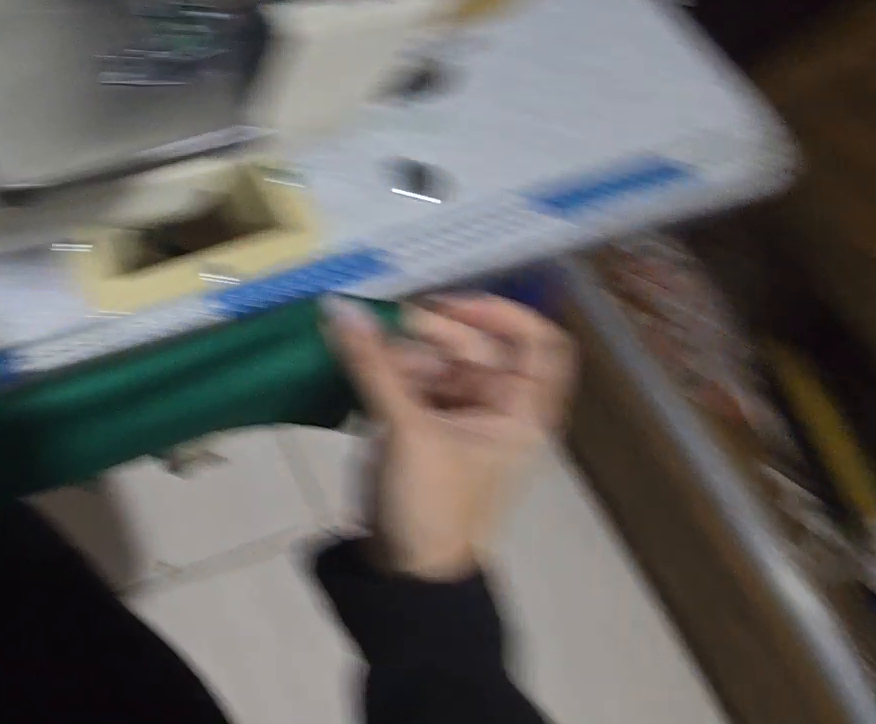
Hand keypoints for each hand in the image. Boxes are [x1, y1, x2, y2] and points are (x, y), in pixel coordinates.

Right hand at [322, 293, 575, 581]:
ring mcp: (448, 413)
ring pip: (426, 357)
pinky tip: (352, 364)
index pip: (536, 344)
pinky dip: (376, 366)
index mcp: (517, 411)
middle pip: (468, 343)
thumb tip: (339, 306)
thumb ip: (372, 365)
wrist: (405, 568)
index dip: (498, 314)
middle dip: (424, 332)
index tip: (444, 305)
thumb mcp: (406, 431)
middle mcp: (489, 405)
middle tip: (380, 330)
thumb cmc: (431, 503)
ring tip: (359, 357)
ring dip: (392, 350)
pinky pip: (398, 377)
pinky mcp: (411, 422)